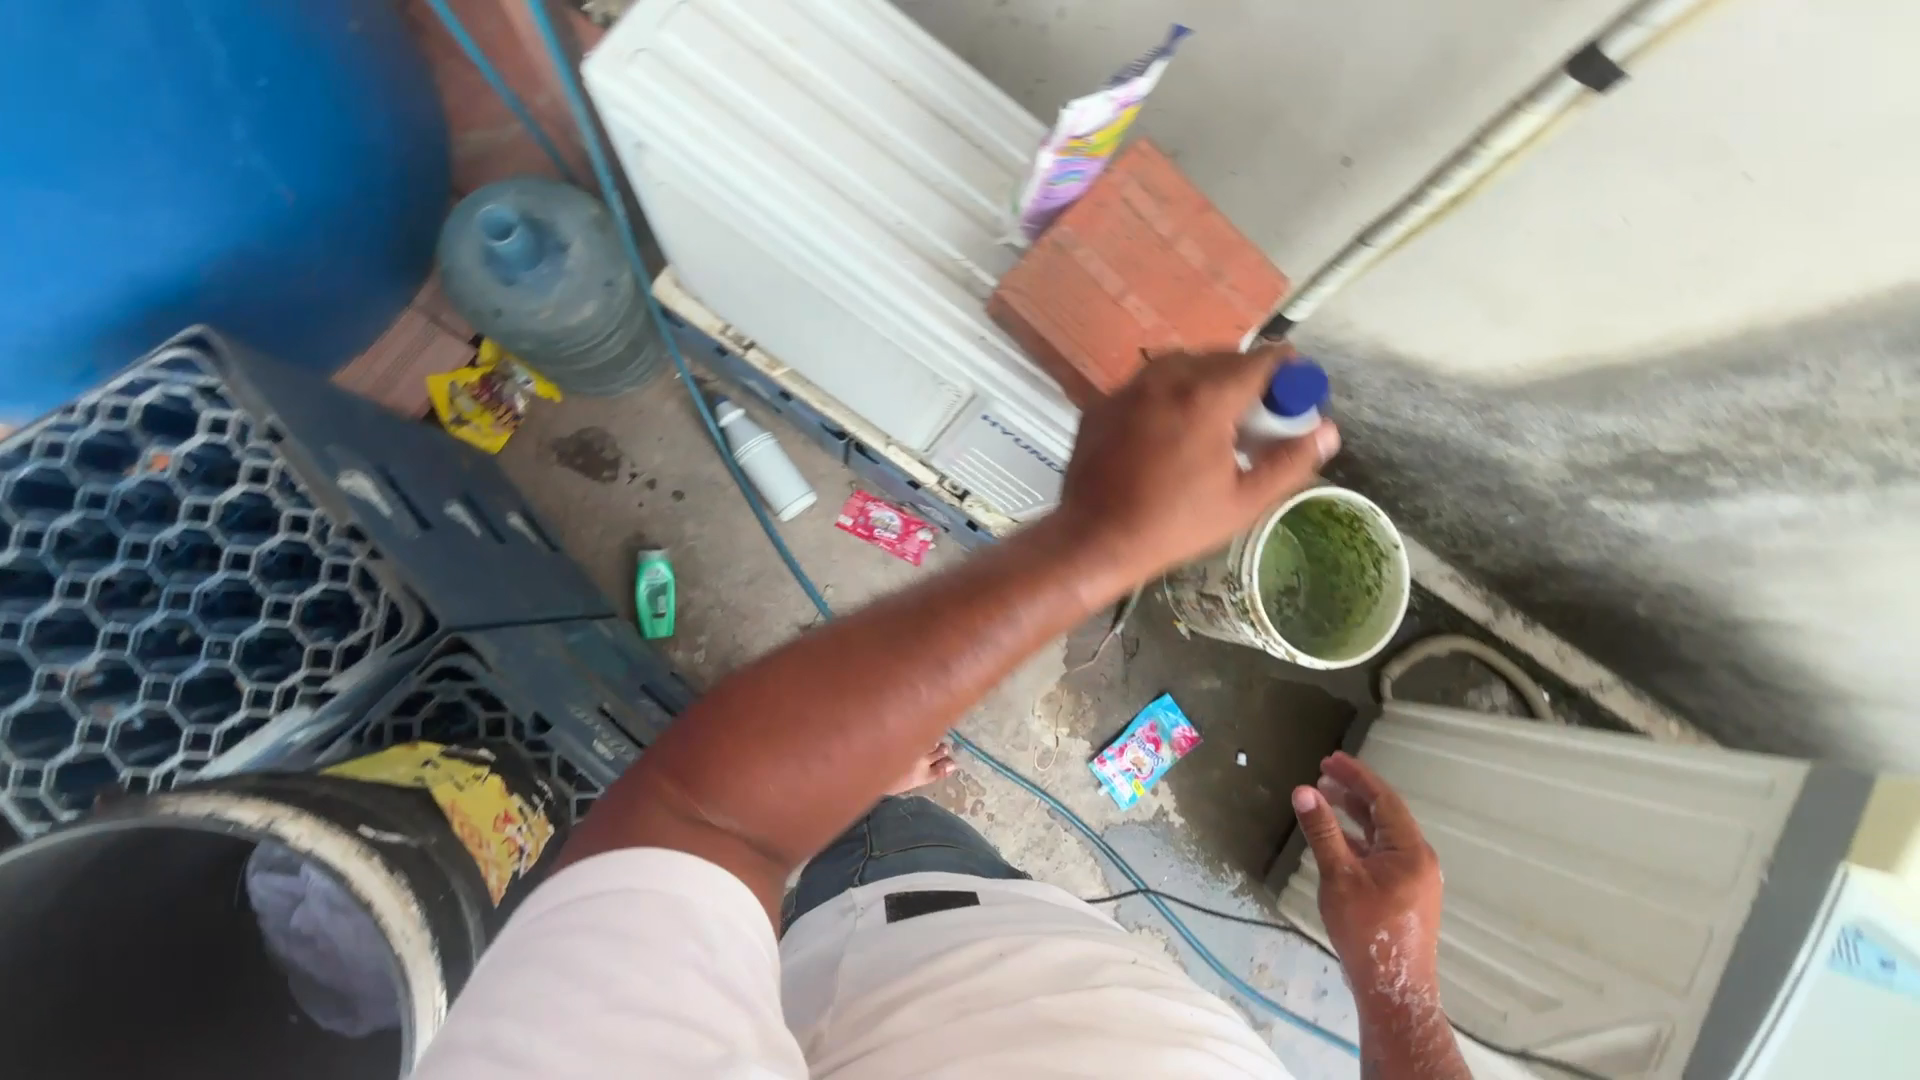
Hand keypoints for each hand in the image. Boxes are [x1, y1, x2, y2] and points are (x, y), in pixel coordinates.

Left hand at [1058, 347, 1338, 582]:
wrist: (1095, 538)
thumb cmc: (1174, 525)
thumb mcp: (1243, 502)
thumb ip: (1290, 461)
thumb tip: (1328, 431)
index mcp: (1207, 398)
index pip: (1262, 359)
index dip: (1286, 372)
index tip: (1293, 392)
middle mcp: (1165, 379)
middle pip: (1221, 357)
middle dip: (1246, 376)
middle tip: (1255, 413)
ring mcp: (1127, 388)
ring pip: (1179, 364)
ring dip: (1204, 379)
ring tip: (1212, 418)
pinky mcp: (1101, 403)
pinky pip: (1144, 384)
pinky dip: (1165, 395)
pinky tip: (1167, 429)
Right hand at [1292, 752, 1442, 994]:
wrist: (1393, 990)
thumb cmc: (1367, 930)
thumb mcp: (1339, 876)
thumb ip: (1322, 831)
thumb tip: (1304, 790)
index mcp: (1411, 850)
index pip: (1383, 799)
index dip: (1356, 776)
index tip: (1330, 759)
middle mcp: (1418, 859)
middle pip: (1385, 813)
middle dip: (1354, 791)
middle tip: (1323, 773)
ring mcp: (1414, 877)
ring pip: (1382, 833)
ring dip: (1354, 813)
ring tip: (1325, 798)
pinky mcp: (1404, 892)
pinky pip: (1381, 852)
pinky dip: (1358, 837)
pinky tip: (1336, 838)